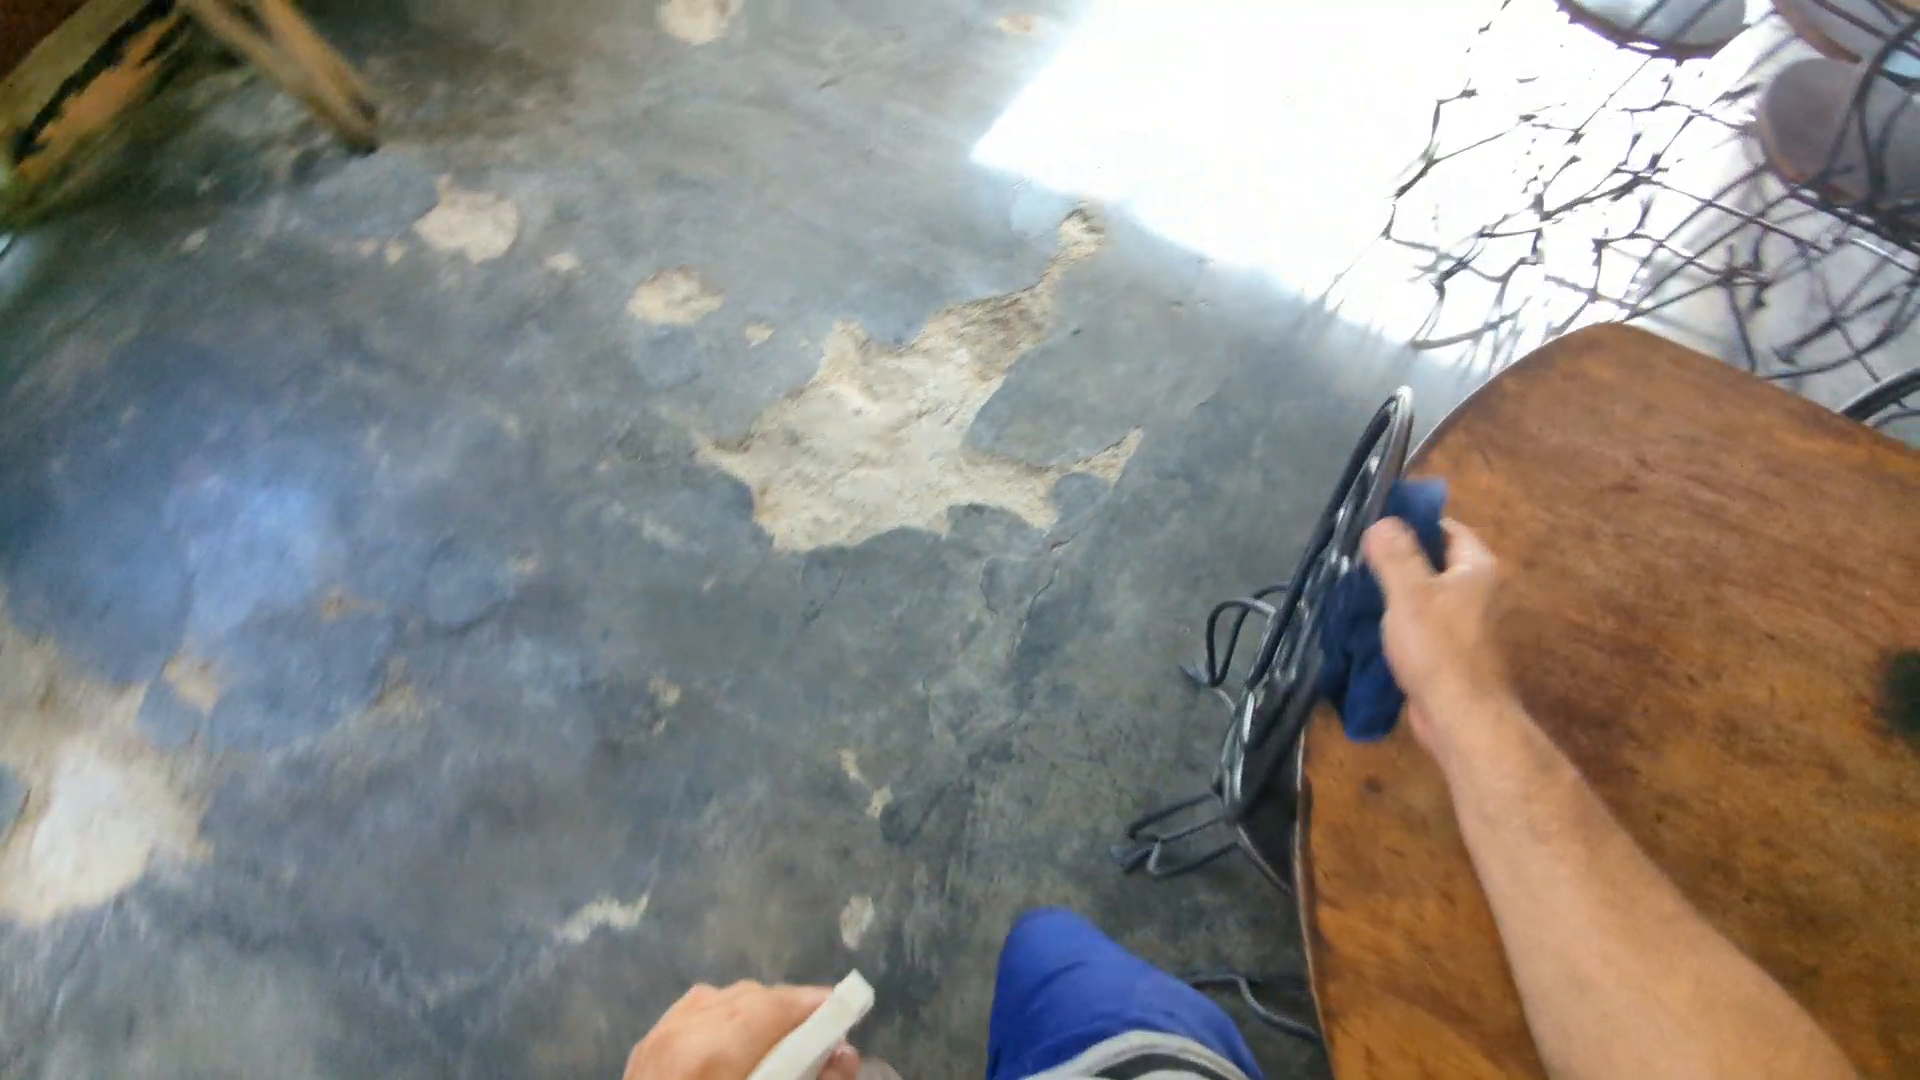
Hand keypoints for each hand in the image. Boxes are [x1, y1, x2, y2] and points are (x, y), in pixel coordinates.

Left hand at [624, 982, 860, 1079]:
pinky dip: (723, 1018)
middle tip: (819, 1035)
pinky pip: (696, 1012)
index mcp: (713, 1053)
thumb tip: (845, 1055)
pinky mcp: (645, 1047)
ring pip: (724, 999)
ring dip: (757, 1013)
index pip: (778, 1006)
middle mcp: (683, 1032)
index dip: (816, 1006)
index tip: (844, 1013)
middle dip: (789, 1011)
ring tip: (779, 1042)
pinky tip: (735, 1044)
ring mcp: (659, 1036)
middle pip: (753, 999)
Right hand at [1362, 517, 1514, 765]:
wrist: (1460, 715)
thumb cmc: (1437, 649)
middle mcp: (1478, 591)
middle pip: (1434, 561)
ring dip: (1395, 590)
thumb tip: (1382, 521)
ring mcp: (1466, 622)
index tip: (1374, 528)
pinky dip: (1399, 617)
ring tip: (1356, 586)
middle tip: (1357, 557)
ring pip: (1426, 593)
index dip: (1413, 524)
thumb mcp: (1409, 594)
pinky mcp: (1451, 649)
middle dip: (1397, 558)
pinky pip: (1422, 620)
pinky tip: (1370, 621)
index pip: (1447, 529)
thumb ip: (1395, 555)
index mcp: (1477, 569)